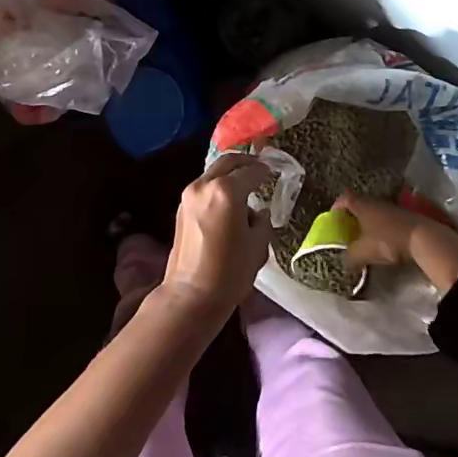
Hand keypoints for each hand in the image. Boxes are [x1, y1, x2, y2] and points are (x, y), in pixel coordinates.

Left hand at [164, 154, 273, 312]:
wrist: (191, 295)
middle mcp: (205, 185)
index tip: (276, 173)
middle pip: (228, 161)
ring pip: (214, 172)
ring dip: (230, 174)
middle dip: (246, 162)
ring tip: (245, 187)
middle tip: (261, 168)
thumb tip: (256, 212)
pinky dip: (218, 186)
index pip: (252, 171)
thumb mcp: (258, 245)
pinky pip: (204, 186)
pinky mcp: (181, 207)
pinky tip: (228, 202)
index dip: (266, 171)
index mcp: (227, 191)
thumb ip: (261, 220)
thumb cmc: (230, 272)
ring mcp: (189, 195)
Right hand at [333, 191, 457, 292]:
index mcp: (362, 205)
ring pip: (373, 212)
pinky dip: (379, 227)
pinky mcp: (404, 217)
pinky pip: (385, 219)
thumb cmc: (388, 241)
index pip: (344, 198)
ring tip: (362, 238)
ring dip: (367, 222)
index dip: (336, 206)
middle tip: (346, 230)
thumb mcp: (364, 252)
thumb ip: (349, 257)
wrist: (424, 238)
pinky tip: (381, 241)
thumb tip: (342, 262)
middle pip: (359, 204)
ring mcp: (392, 208)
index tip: (332, 219)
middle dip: (351, 216)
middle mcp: (376, 202)